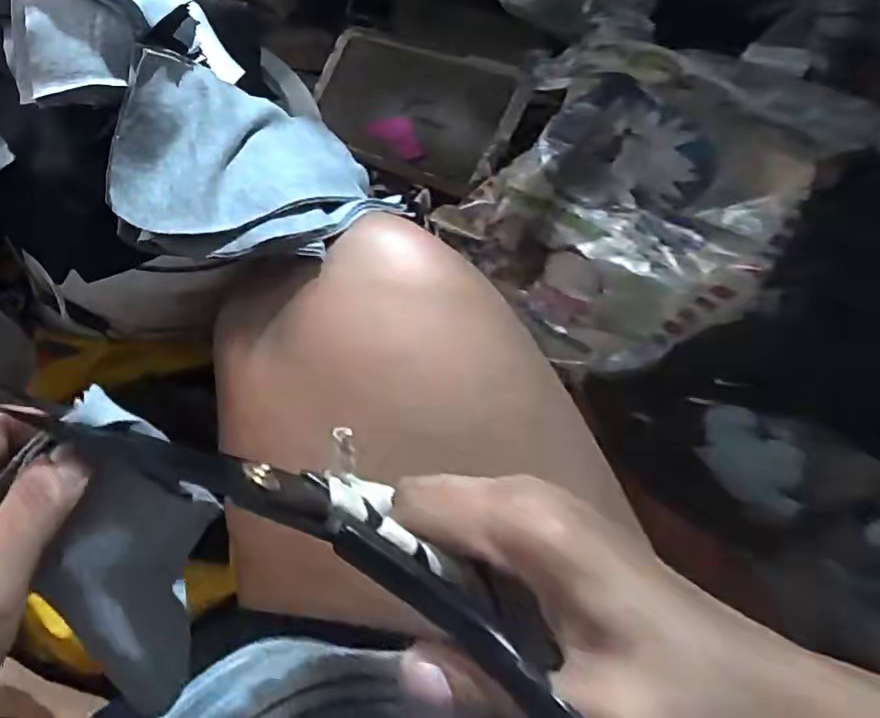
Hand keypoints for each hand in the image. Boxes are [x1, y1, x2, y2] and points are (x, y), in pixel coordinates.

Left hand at [0, 410, 90, 717]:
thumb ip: (39, 501)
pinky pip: (10, 506)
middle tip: (112, 463)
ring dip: (53, 481)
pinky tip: (78, 517)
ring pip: (12, 476)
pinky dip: (42, 508)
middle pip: (7, 444)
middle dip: (55, 452)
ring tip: (106, 486)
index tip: (102, 437)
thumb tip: (83, 449)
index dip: (49, 424)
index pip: (0, 421)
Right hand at [393, 475, 879, 716]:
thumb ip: (488, 682)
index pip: (405, 502)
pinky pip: (475, 518)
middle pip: (421, 500)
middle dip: (421, 554)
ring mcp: (539, 496)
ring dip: (447, 559)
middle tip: (460, 620)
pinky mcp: (552, 513)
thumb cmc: (686, 697)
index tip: (413, 604)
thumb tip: (404, 671)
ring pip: (445, 508)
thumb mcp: (590, 708)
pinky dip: (473, 556)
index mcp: (521, 519)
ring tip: (491, 618)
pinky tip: (515, 606)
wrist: (789, 702)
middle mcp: (520, 488)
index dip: (393, 546)